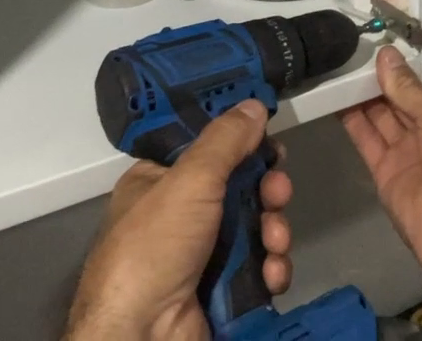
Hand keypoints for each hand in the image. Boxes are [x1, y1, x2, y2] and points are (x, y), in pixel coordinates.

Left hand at [64, 100, 293, 340]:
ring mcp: (202, 254)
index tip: (267, 133)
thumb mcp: (189, 180)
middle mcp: (180, 214)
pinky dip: (271, 267)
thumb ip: (225, 140)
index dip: (238, 139)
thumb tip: (252, 104)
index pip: (205, 146)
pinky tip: (271, 273)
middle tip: (278, 190)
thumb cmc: (155, 245)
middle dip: (266, 187)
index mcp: (159, 181)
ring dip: (273, 228)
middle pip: (238, 185)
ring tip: (274, 240)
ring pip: (254, 225)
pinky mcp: (222, 290)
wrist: (143, 339)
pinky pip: (259, 266)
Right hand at [341, 46, 421, 276]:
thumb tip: (386, 55)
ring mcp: (403, 150)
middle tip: (349, 49)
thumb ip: (409, 89)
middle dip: (376, 76)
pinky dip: (349, 118)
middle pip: (396, 97)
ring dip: (359, 93)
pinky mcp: (382, 169)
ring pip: (377, 114)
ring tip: (337, 66)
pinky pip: (364, 137)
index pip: (420, 84)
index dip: (399, 65)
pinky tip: (334, 96)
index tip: (375, 41)